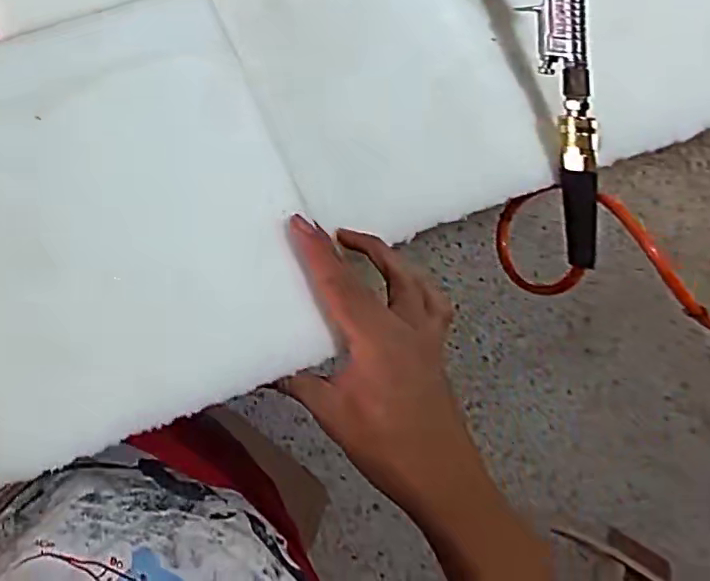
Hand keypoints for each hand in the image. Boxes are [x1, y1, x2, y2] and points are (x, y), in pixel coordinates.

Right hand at [281, 218, 548, 580]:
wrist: (447, 486)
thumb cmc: (388, 449)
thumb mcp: (332, 415)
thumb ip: (297, 383)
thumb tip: (261, 369)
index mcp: (375, 339)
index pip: (340, 285)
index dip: (317, 252)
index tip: (300, 224)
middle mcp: (404, 329)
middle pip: (376, 273)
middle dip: (349, 244)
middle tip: (323, 228)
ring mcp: (426, 339)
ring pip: (413, 282)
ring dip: (386, 257)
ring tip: (360, 244)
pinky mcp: (435, 351)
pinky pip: (433, 306)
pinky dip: (418, 286)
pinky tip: (403, 287)